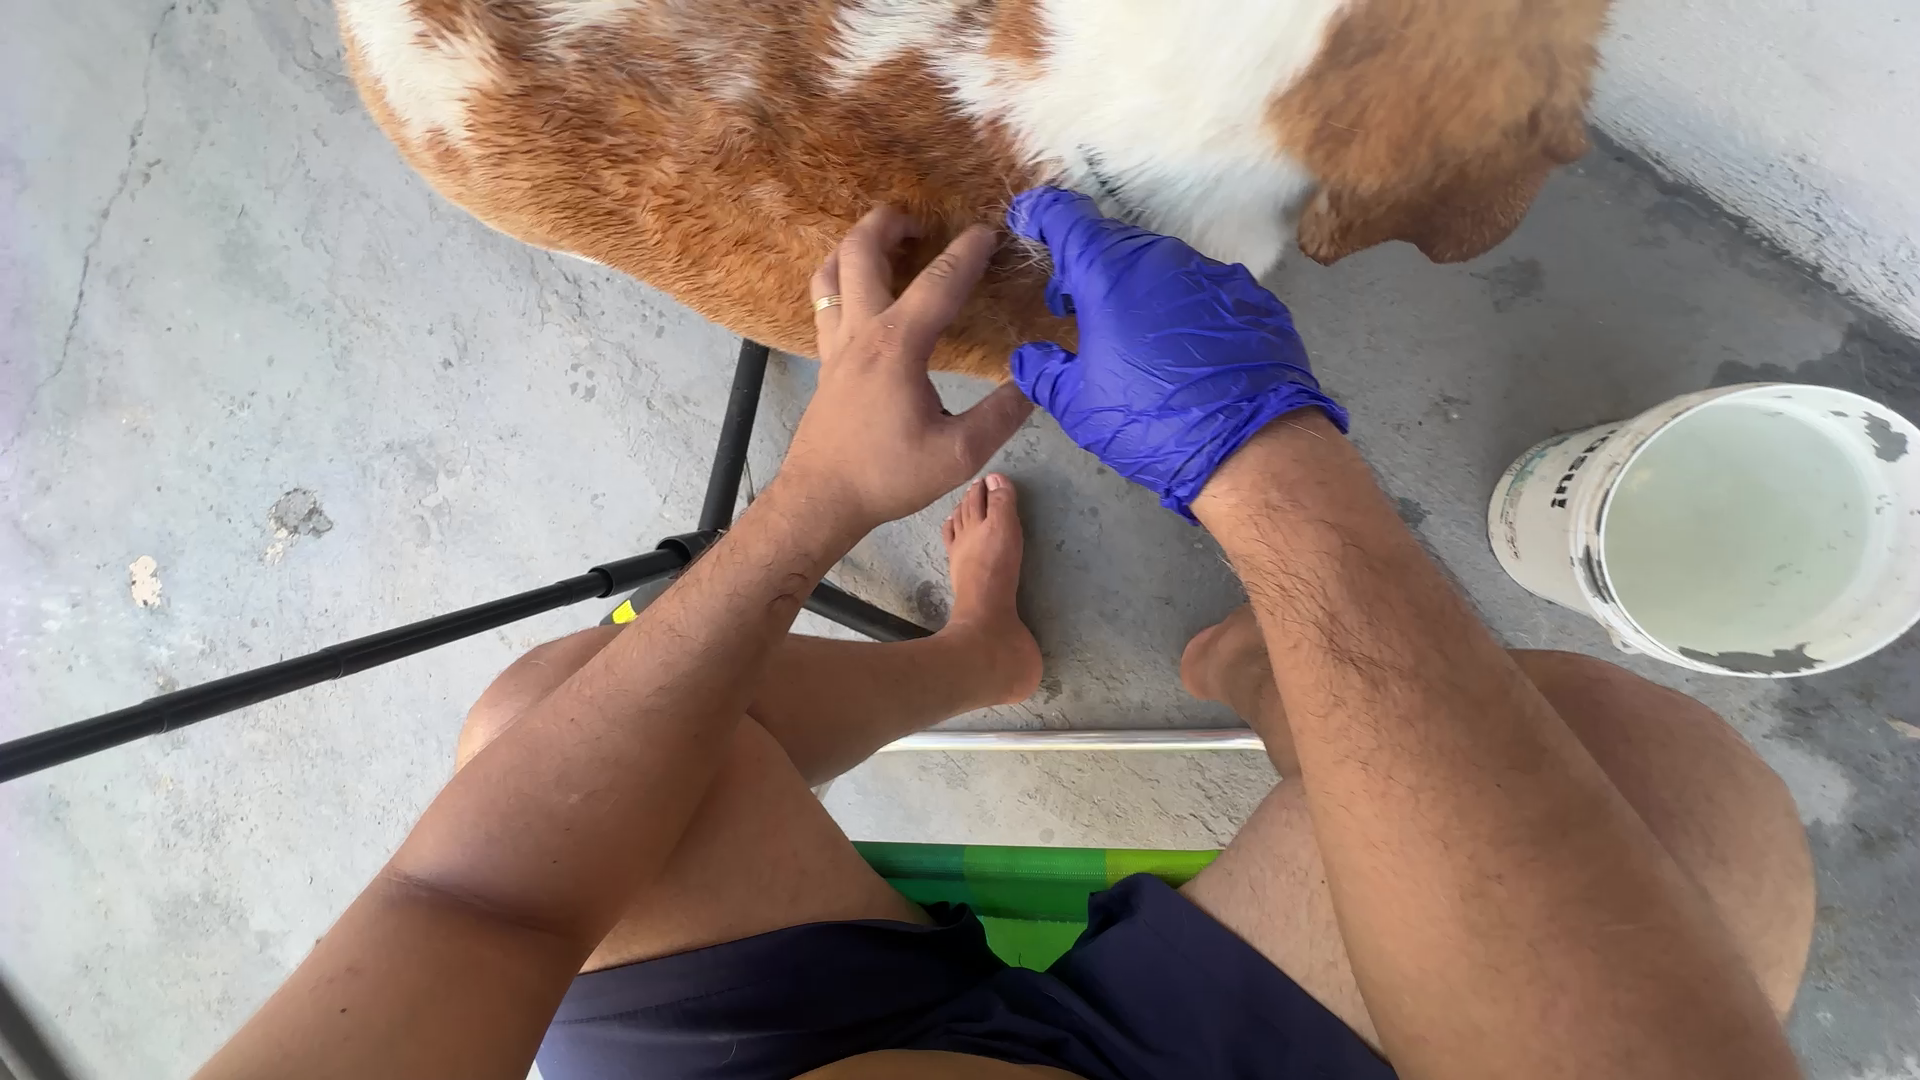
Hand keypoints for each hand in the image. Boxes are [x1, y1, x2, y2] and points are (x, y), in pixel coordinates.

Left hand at [780, 207, 1032, 535]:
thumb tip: (1032, 382)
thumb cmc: (889, 476)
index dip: (967, 253)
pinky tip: (857, 296)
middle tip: (918, 221)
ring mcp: (834, 347)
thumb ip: (1001, 415)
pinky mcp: (824, 365)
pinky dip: (839, 282)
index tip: (989, 231)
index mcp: (897, 346)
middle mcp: (860, 333)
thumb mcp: (959, 454)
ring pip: (830, 274)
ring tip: (882, 243)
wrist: (823, 499)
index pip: (938, 283)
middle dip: (888, 224)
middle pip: (860, 253)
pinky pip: (824, 305)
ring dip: (854, 246)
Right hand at [1006, 186, 1347, 520]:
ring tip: (1121, 329)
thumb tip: (1029, 359)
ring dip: (1130, 287)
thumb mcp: (1079, 406)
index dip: (1041, 214)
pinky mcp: (1247, 297)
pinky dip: (1174, 306)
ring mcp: (1211, 274)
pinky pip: (1197, 288)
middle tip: (1068, 303)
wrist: (1249, 444)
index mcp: (1110, 277)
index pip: (1068, 219)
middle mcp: (1162, 261)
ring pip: (1156, 266)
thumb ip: (1043, 373)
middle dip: (1083, 266)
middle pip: (1112, 242)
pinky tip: (1174, 347)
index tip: (1027, 220)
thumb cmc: (1149, 422)